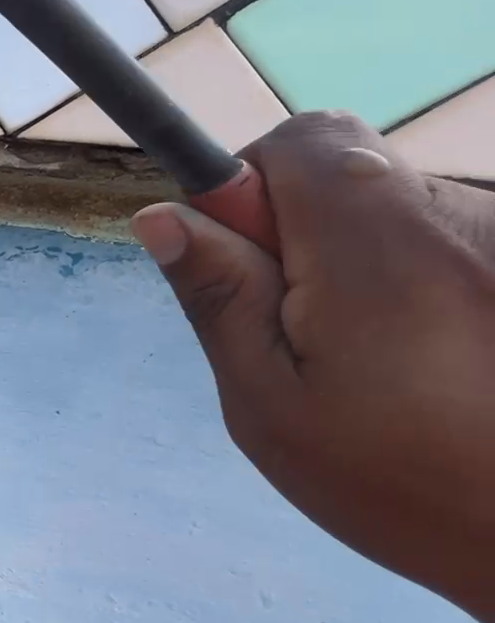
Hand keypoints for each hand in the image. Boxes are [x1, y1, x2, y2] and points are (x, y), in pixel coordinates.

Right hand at [131, 112, 494, 622]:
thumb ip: (218, 297)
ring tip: (373, 360)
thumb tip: (160, 218)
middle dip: (298, 232)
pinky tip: (429, 359)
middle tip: (295, 332)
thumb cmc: (391, 481)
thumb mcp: (265, 399)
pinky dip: (412, 283)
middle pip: (351, 173)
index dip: (250, 182)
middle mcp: (469, 223)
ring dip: (356, 263)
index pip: (306, 141)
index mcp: (383, 251)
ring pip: (398, 211)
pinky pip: (450, 243)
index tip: (240, 256)